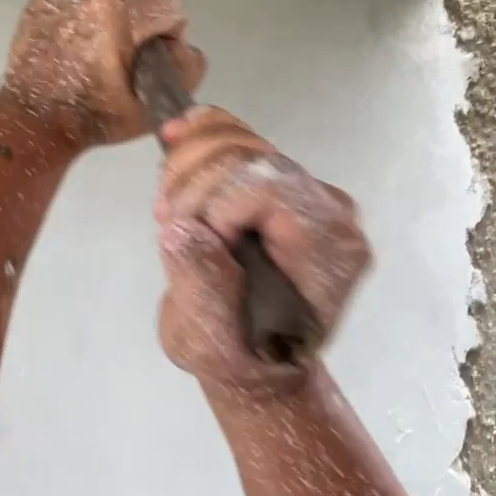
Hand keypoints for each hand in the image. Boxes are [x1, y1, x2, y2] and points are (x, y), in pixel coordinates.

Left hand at [1, 0, 205, 145]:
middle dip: (154, 3)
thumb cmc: (94, 116)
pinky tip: (96, 14)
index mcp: (118, 13)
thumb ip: (186, 70)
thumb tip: (182, 44)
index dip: (172, 30)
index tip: (159, 51)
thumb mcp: (151, 107)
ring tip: (122, 19)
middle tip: (143, 33)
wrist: (34, 119)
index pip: (170, 2)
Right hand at [153, 107, 370, 394]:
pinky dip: (201, 136)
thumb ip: (202, 287)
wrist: (252, 358)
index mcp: (326, 250)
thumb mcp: (211, 341)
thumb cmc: (238, 357)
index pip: (266, 189)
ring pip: (240, 140)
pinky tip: (174, 138)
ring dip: (188, 164)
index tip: (188, 238)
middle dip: (192, 182)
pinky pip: (240, 138)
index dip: (212, 204)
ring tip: (167, 206)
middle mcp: (330, 210)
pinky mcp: (278, 179)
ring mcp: (307, 190)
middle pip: (251, 157)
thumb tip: (182, 229)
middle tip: (165, 220)